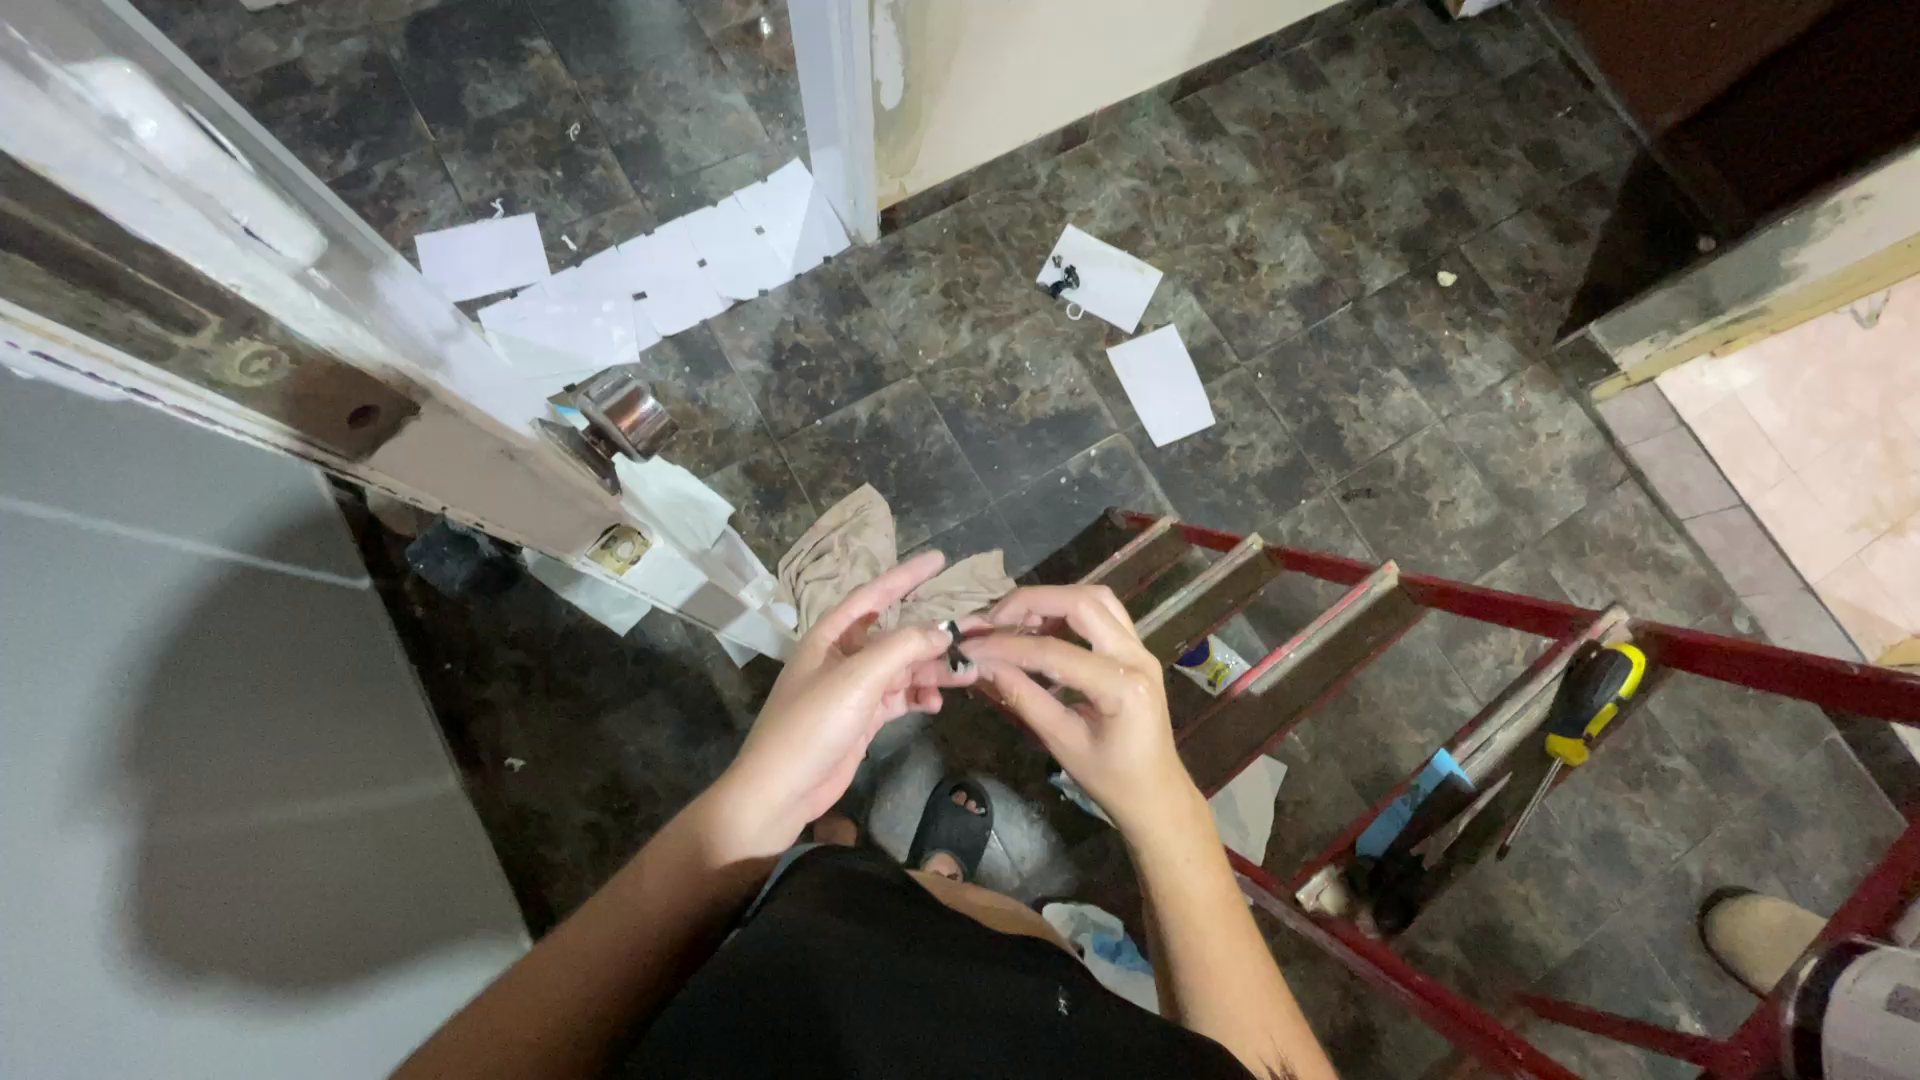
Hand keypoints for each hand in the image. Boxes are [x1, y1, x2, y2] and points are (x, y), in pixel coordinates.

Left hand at [708, 551, 976, 858]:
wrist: (781, 790)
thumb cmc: (811, 724)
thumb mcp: (857, 679)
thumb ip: (901, 649)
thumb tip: (941, 631)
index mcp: (831, 636)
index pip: (874, 595)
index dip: (906, 575)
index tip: (940, 560)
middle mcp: (843, 657)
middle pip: (897, 636)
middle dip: (934, 635)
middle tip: (977, 631)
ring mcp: (853, 690)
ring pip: (902, 669)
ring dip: (932, 670)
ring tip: (967, 674)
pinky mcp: (862, 719)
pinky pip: (899, 699)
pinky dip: (918, 698)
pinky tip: (935, 704)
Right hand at [959, 585, 1201, 837]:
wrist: (1156, 794)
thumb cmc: (1112, 779)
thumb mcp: (1063, 743)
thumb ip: (1024, 698)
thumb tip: (984, 666)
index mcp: (1123, 687)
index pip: (1054, 652)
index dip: (1007, 646)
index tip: (971, 647)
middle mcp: (1137, 657)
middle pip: (1082, 603)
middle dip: (1031, 602)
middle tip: (992, 621)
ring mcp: (1141, 649)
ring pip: (1096, 598)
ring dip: (1052, 599)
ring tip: (1016, 619)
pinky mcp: (1136, 649)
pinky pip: (1103, 612)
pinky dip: (1069, 609)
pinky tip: (1042, 626)